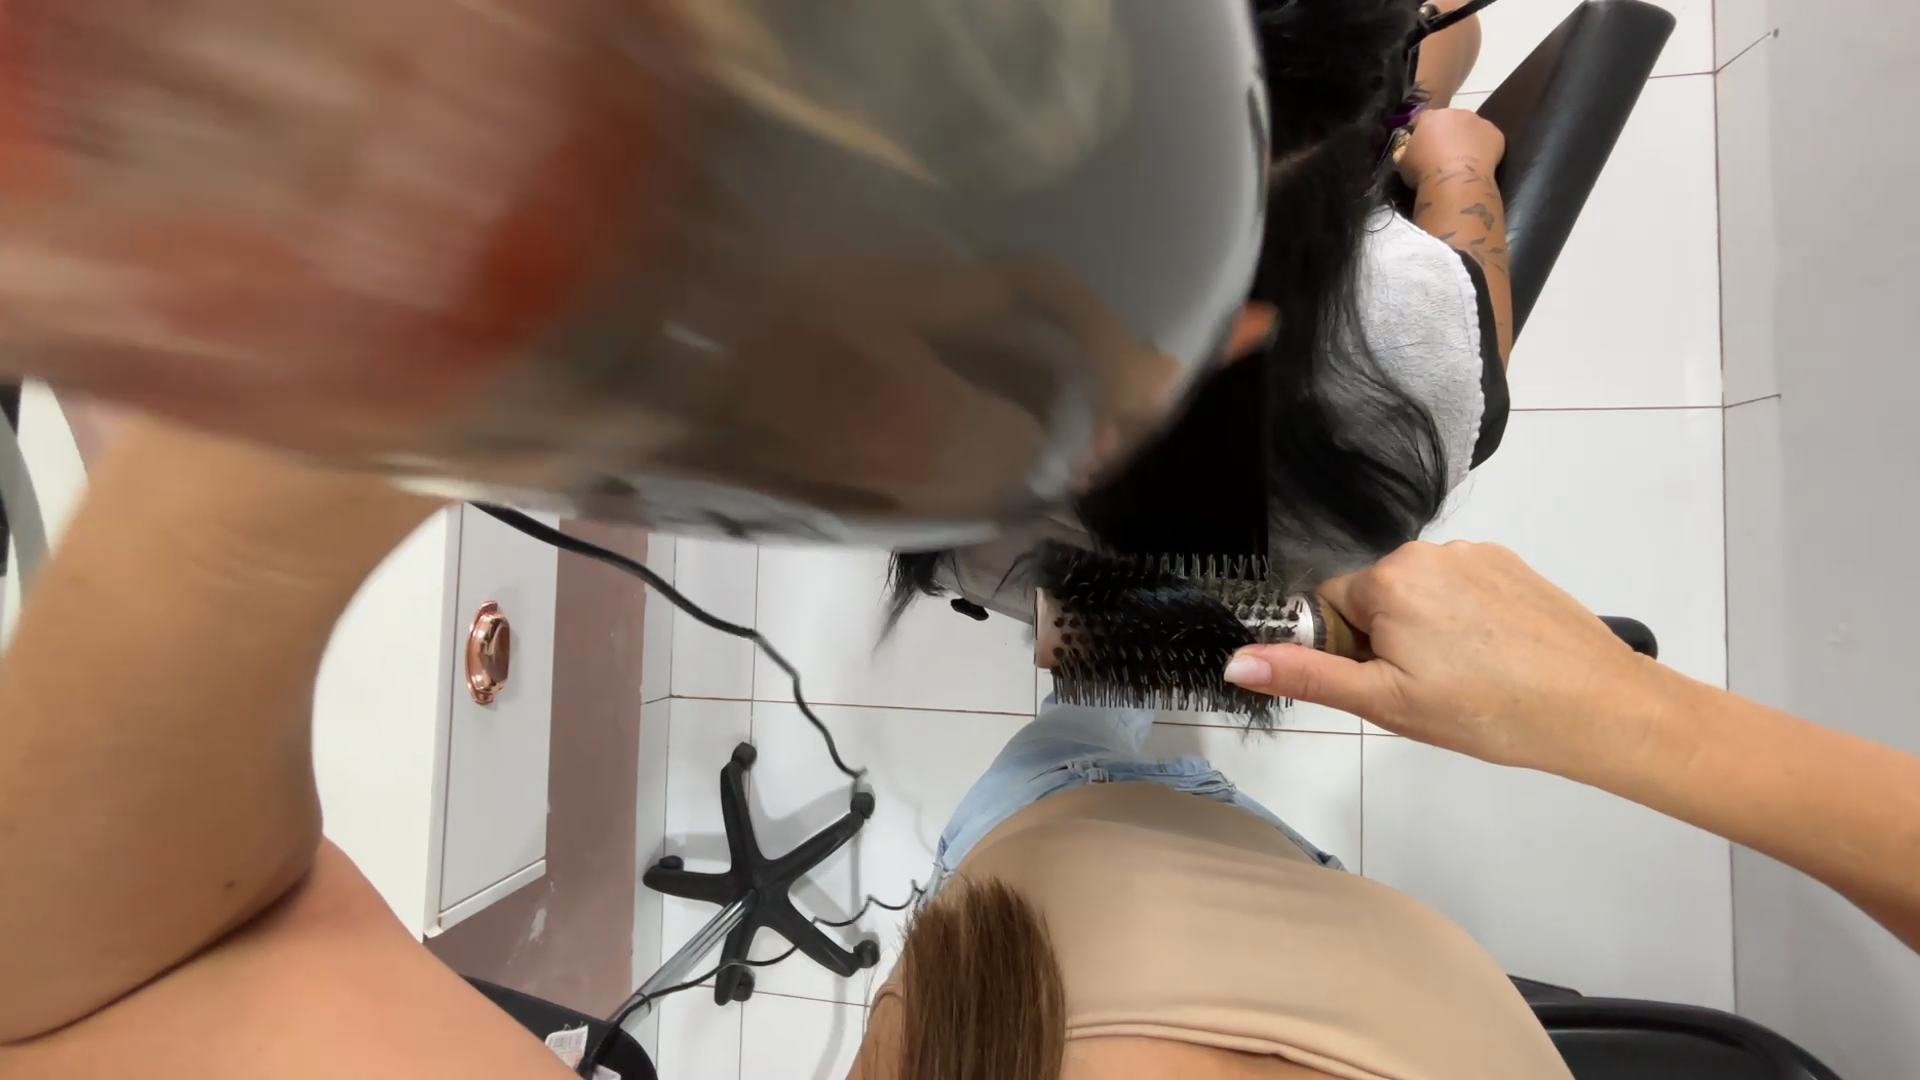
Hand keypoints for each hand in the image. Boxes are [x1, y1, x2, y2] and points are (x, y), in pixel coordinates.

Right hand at [1223, 541, 1669, 772]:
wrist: (1607, 712)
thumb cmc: (1483, 711)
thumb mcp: (1383, 702)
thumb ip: (1305, 675)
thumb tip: (1233, 658)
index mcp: (1387, 579)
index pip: (1329, 606)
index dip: (1347, 649)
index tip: (1387, 682)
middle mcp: (1425, 551)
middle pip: (1371, 596)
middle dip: (1383, 636)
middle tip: (1425, 685)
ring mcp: (1474, 553)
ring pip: (1415, 592)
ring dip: (1422, 626)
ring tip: (1467, 674)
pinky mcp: (1511, 562)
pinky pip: (1456, 585)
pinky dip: (1462, 615)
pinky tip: (1495, 653)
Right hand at [1395, 108, 1505, 188]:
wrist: (1454, 180)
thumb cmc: (1423, 170)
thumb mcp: (1402, 161)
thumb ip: (1407, 149)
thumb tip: (1411, 149)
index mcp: (1432, 117)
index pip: (1423, 120)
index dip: (1420, 133)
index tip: (1419, 148)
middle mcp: (1457, 112)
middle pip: (1450, 121)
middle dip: (1445, 134)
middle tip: (1440, 155)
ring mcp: (1479, 121)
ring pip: (1470, 128)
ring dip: (1464, 140)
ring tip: (1459, 161)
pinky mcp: (1495, 133)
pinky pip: (1486, 139)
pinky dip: (1481, 149)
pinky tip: (1473, 164)